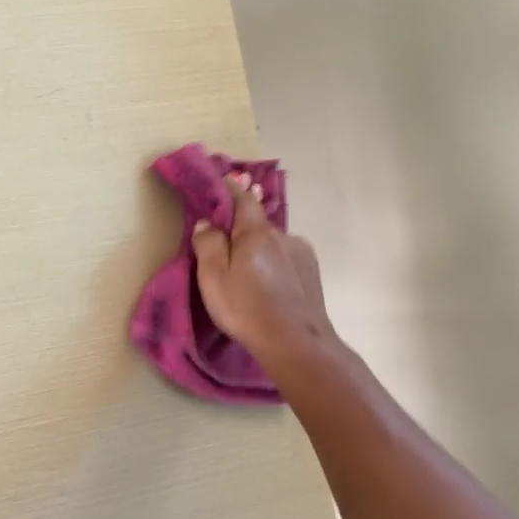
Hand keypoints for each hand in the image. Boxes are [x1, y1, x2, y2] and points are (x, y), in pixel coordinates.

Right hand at [191, 172, 336, 363]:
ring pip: (272, 242)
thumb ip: (208, 244)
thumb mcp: (212, 275)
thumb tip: (207, 223)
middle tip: (221, 242)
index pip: (244, 201)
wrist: (295, 342)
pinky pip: (284, 257)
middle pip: (257, 223)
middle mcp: (284, 237)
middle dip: (239, 227)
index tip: (224, 176)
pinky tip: (263, 282)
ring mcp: (302, 255)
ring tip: (242, 271)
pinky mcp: (311, 273)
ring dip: (256, 248)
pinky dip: (270, 261)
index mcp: (257, 234)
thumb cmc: (245, 306)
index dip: (232, 187)